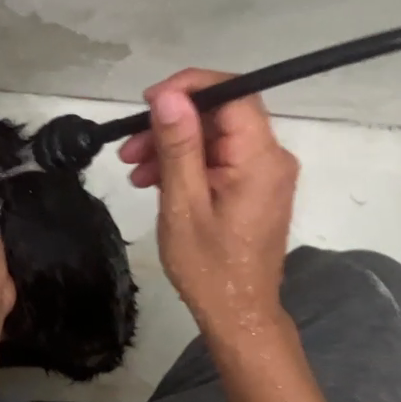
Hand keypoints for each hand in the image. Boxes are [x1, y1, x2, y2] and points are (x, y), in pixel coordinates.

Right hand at [118, 70, 297, 331]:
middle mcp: (271, 157)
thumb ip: (178, 146)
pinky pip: (218, 159)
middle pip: (220, 115)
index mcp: (260, 159)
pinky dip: (185, 164)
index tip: (147, 103)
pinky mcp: (253, 187)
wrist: (237, 313)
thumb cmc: (208, 266)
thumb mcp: (183, 204)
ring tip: (134, 170)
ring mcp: (264, 173)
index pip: (233, 94)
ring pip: (214, 137)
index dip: (189, 88)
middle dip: (171, 124)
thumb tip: (168, 97)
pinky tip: (153, 182)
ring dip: (172, 146)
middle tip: (129, 148)